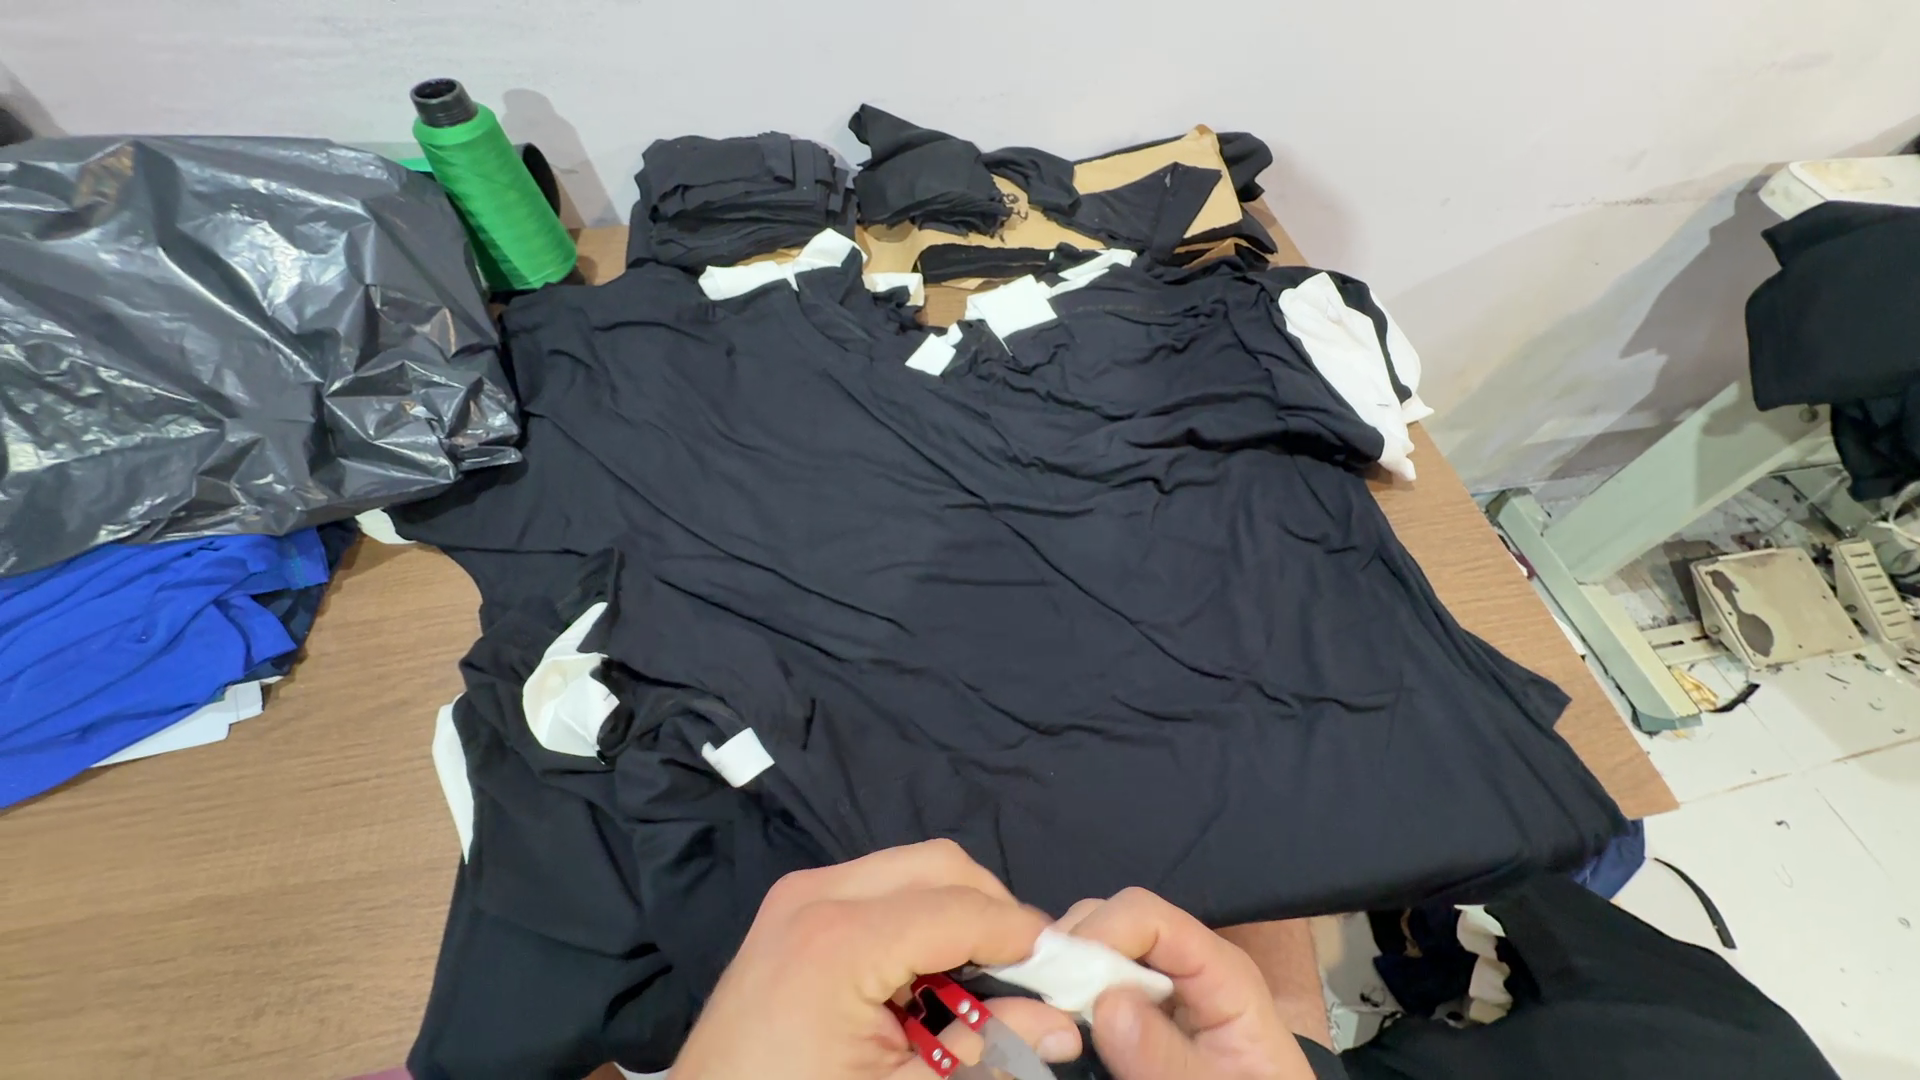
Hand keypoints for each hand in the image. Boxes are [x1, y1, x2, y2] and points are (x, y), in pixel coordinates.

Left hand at [671, 840, 1082, 1079]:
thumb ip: (986, 1055)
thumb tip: (1063, 1025)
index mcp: (839, 941)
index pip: (959, 909)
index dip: (1020, 932)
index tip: (1063, 963)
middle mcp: (819, 893)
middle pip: (939, 865)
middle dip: (991, 908)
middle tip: (1021, 968)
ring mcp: (801, 891)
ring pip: (911, 865)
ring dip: (955, 908)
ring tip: (973, 973)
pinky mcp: (793, 902)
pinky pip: (879, 883)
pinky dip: (917, 912)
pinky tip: (922, 968)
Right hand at [1057, 888, 1316, 1079]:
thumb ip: (1165, 1056)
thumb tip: (1106, 1005)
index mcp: (1218, 968)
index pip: (1145, 913)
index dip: (1098, 934)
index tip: (1060, 985)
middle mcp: (1185, 960)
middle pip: (1114, 917)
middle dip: (1074, 951)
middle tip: (1045, 1005)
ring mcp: (1162, 980)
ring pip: (1098, 941)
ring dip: (1068, 971)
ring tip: (1051, 1017)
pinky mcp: (1145, 1004)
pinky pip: (1098, 976)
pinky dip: (1072, 991)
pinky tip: (1064, 1022)